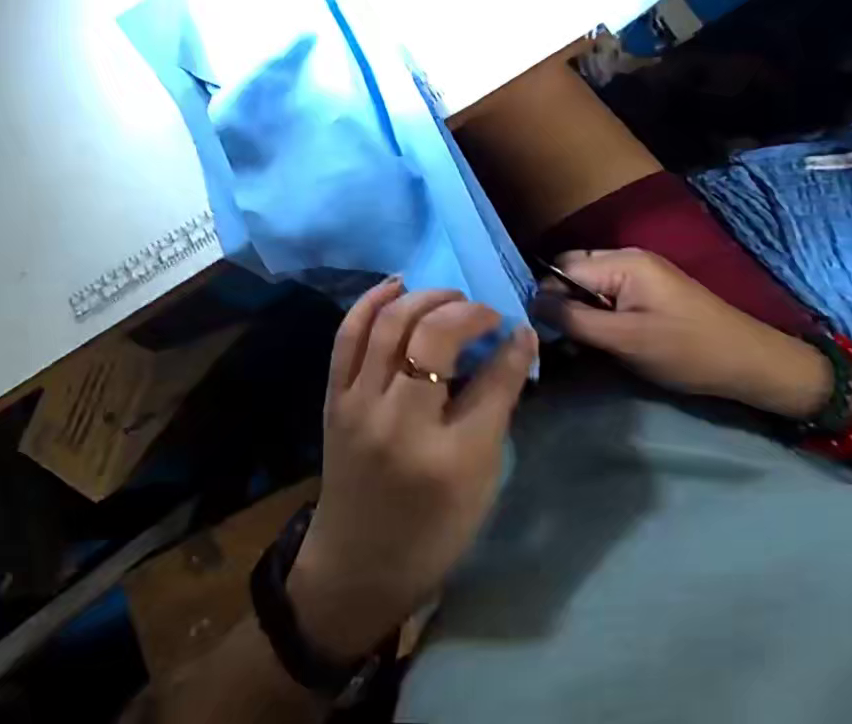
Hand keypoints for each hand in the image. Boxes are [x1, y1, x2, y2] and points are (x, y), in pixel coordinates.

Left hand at [287, 281, 535, 665]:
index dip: (509, 342)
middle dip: (465, 310)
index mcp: (445, 453)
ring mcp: (356, 404)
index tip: (517, 328)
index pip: (488, 377)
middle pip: (432, 335)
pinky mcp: (332, 399)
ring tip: (448, 296)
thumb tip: (519, 340)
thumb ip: (499, 403)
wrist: (358, 565)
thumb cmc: (433, 528)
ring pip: (388, 323)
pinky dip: (373, 302)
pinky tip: (398, 286)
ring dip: (423, 297)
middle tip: (483, 313)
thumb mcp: (481, 475)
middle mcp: (395, 419)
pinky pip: (348, 335)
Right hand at [534, 248, 830, 417]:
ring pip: (588, 285)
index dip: (546, 297)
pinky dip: (596, 315)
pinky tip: (596, 340)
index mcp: (622, 262)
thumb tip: (532, 304)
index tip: (540, 332)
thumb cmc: (685, 350)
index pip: (562, 267)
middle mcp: (628, 258)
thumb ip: (575, 319)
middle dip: (560, 303)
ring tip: (573, 344)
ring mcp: (640, 274)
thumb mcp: (625, 339)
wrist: (746, 361)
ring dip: (577, 311)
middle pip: (573, 272)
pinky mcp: (648, 292)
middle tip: (556, 341)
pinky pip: (607, 295)